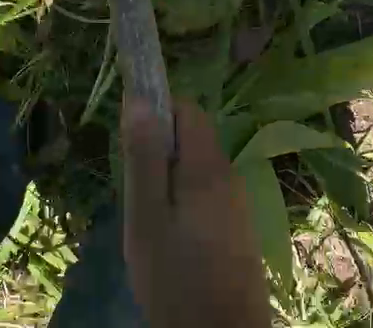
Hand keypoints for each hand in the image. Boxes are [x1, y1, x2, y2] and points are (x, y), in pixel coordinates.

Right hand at [122, 97, 268, 327]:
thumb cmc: (175, 275)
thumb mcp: (146, 214)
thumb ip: (144, 155)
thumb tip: (139, 98)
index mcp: (207, 166)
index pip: (187, 109)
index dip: (158, 112)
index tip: (133, 141)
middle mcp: (229, 177)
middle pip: (193, 139)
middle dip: (161, 151)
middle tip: (137, 190)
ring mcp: (238, 206)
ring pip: (198, 170)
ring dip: (171, 180)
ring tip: (149, 218)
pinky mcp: (239, 232)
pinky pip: (208, 196)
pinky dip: (185, 203)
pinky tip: (171, 239)